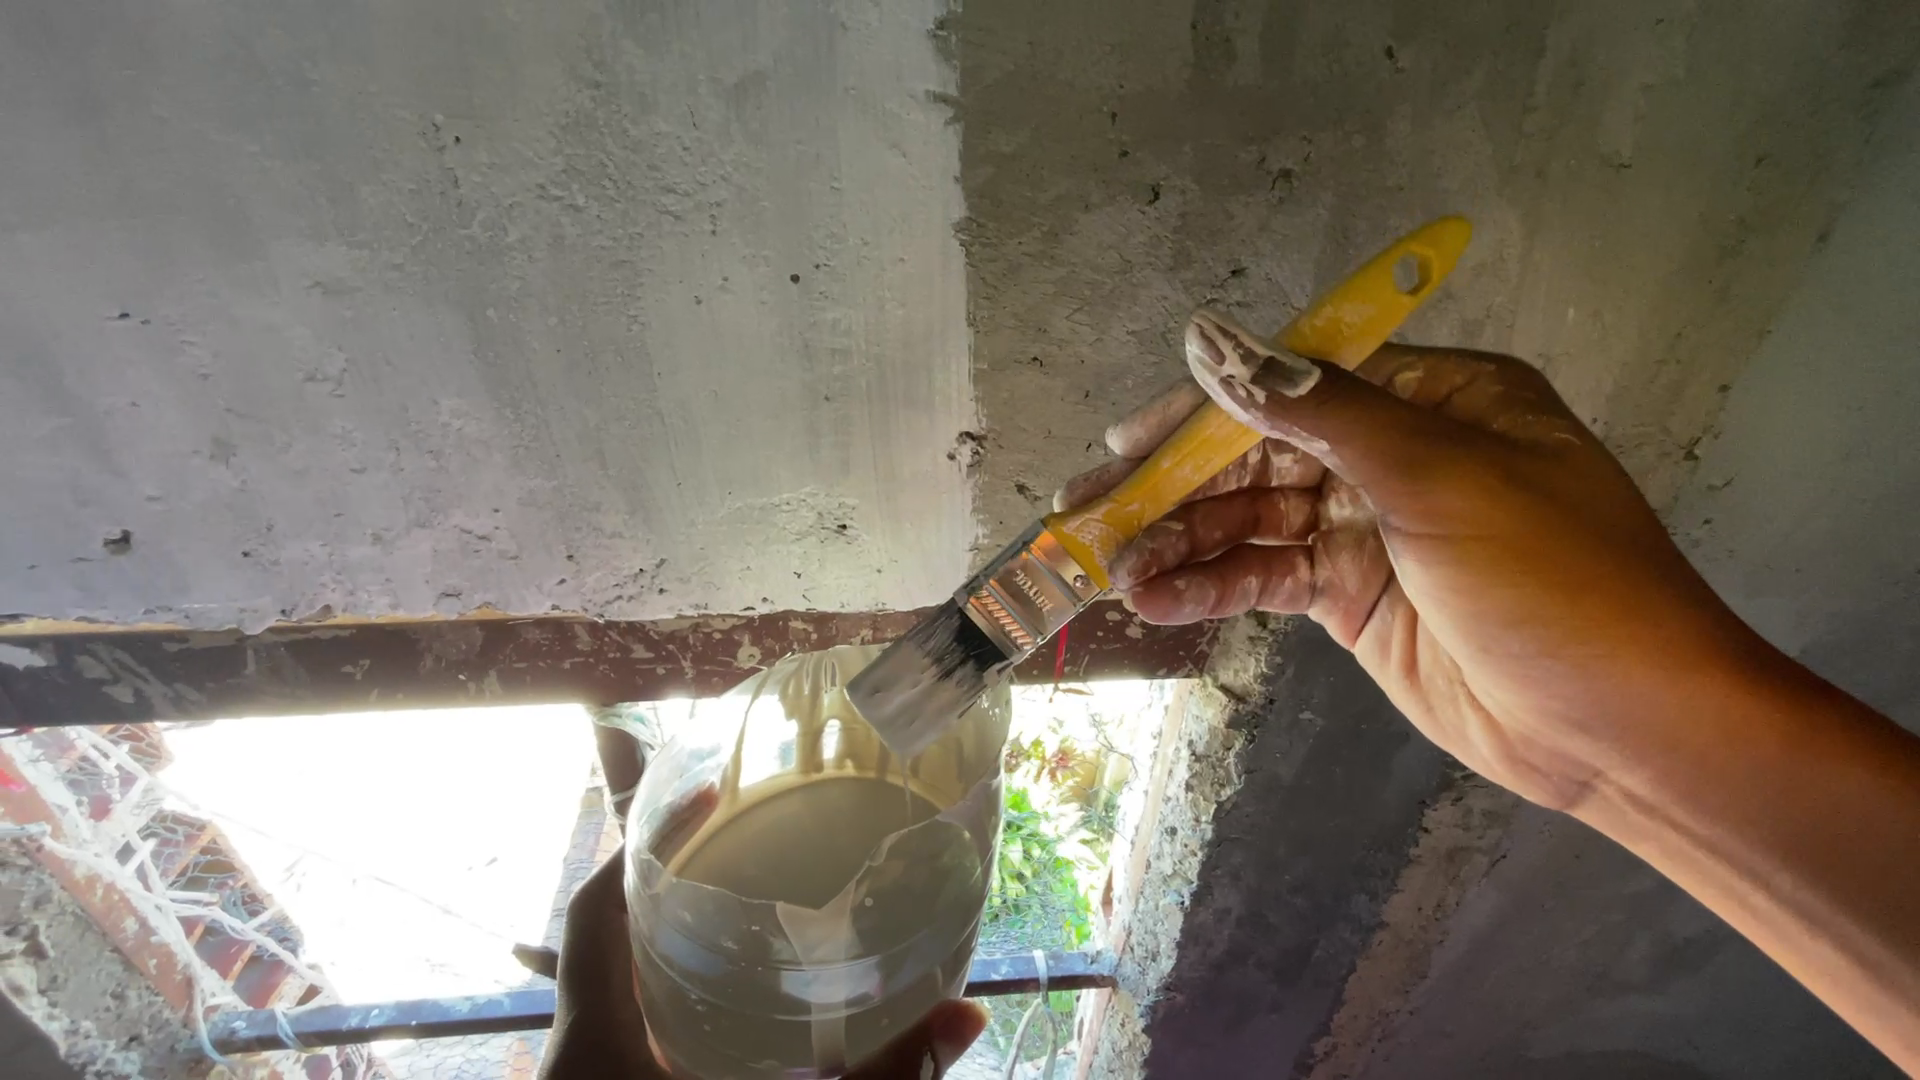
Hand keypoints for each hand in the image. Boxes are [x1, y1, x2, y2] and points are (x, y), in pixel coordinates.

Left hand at [539, 854, 987, 1079]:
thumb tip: (969, 1014)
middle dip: (662, 873)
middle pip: (602, 928)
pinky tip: (724, 975)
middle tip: (737, 831)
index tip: (707, 796)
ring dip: (661, 923)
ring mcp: (587, 1071)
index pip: (596, 909)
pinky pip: (626, 1008)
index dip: (643, 842)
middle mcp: (578, 1051)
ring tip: (732, 882)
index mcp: (596, 1045)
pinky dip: (666, 976)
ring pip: (611, 971)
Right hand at [1062, 311, 1766, 810]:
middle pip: (1254, 456)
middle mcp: (1387, 451)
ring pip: (1248, 521)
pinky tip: (1158, 602)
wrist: (1619, 732)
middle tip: (1088, 512)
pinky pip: (1263, 575)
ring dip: (1182, 546)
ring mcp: (1360, 525)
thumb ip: (1318, 410)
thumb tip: (1212, 343)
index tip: (1125, 442)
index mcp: (1429, 398)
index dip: (1200, 411)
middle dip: (1173, 490)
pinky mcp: (1343, 590)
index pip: (1290, 384)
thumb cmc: (1553, 582)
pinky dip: (1211, 588)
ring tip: (1117, 572)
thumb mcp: (1437, 480)